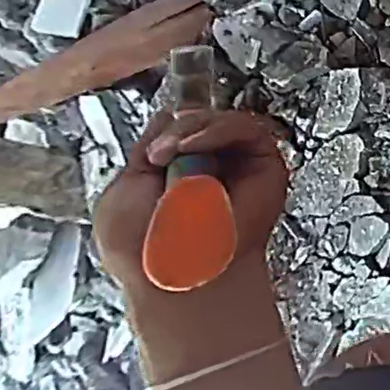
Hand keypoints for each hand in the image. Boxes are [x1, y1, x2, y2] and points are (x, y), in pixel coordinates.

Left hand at [94, 109, 290, 303]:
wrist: (182, 274)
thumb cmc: (149, 249)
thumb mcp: (125, 191)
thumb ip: (148, 149)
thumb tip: (171, 116)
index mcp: (178, 169)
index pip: (180, 128)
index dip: (168, 127)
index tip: (152, 148)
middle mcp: (211, 164)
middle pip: (203, 119)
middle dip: (179, 128)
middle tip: (160, 153)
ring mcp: (239, 163)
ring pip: (225, 120)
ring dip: (196, 129)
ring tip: (176, 152)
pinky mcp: (265, 164)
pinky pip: (248, 129)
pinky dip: (220, 130)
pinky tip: (196, 146)